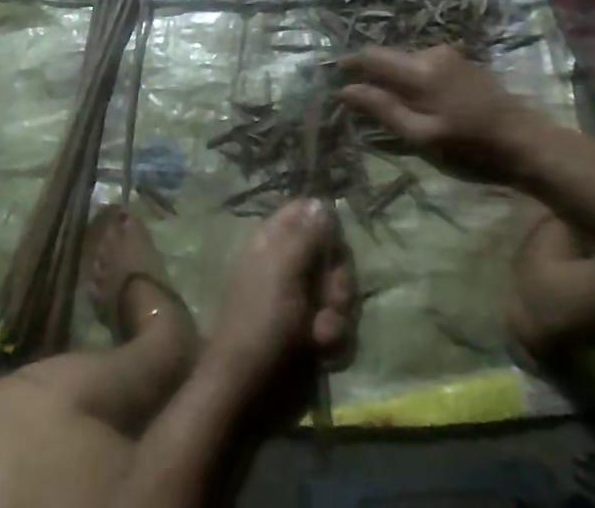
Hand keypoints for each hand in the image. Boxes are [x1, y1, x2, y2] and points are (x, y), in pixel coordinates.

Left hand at [205, 199, 356, 385]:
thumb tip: (319, 200)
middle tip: (326, 301)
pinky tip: (324, 356)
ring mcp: (304, 302)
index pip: (308, 214)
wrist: (250, 394)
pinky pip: (344, 326)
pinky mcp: (317, 334)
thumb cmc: (260, 323)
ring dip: (338, 317)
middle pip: (335, 255)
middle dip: (338, 283)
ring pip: (344, 293)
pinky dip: (337, 343)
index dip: (326, 229)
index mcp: (274, 244)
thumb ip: (305, 234)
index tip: (330, 248)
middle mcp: (291, 267)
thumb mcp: (281, 271)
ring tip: (320, 337)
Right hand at [337, 45, 548, 184]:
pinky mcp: (463, 64)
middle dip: (372, 76)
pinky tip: (418, 105)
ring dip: (394, 81)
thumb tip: (345, 90)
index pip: (371, 56)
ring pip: (407, 63)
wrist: (527, 142)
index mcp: (420, 69)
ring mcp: (451, 56)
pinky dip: (413, 81)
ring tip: (390, 110)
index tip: (332, 76)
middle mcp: (433, 53)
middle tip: (362, 106)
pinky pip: (425, 67)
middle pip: (389, 58)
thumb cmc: (470, 146)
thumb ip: (382, 109)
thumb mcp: (420, 135)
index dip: (349, 64)